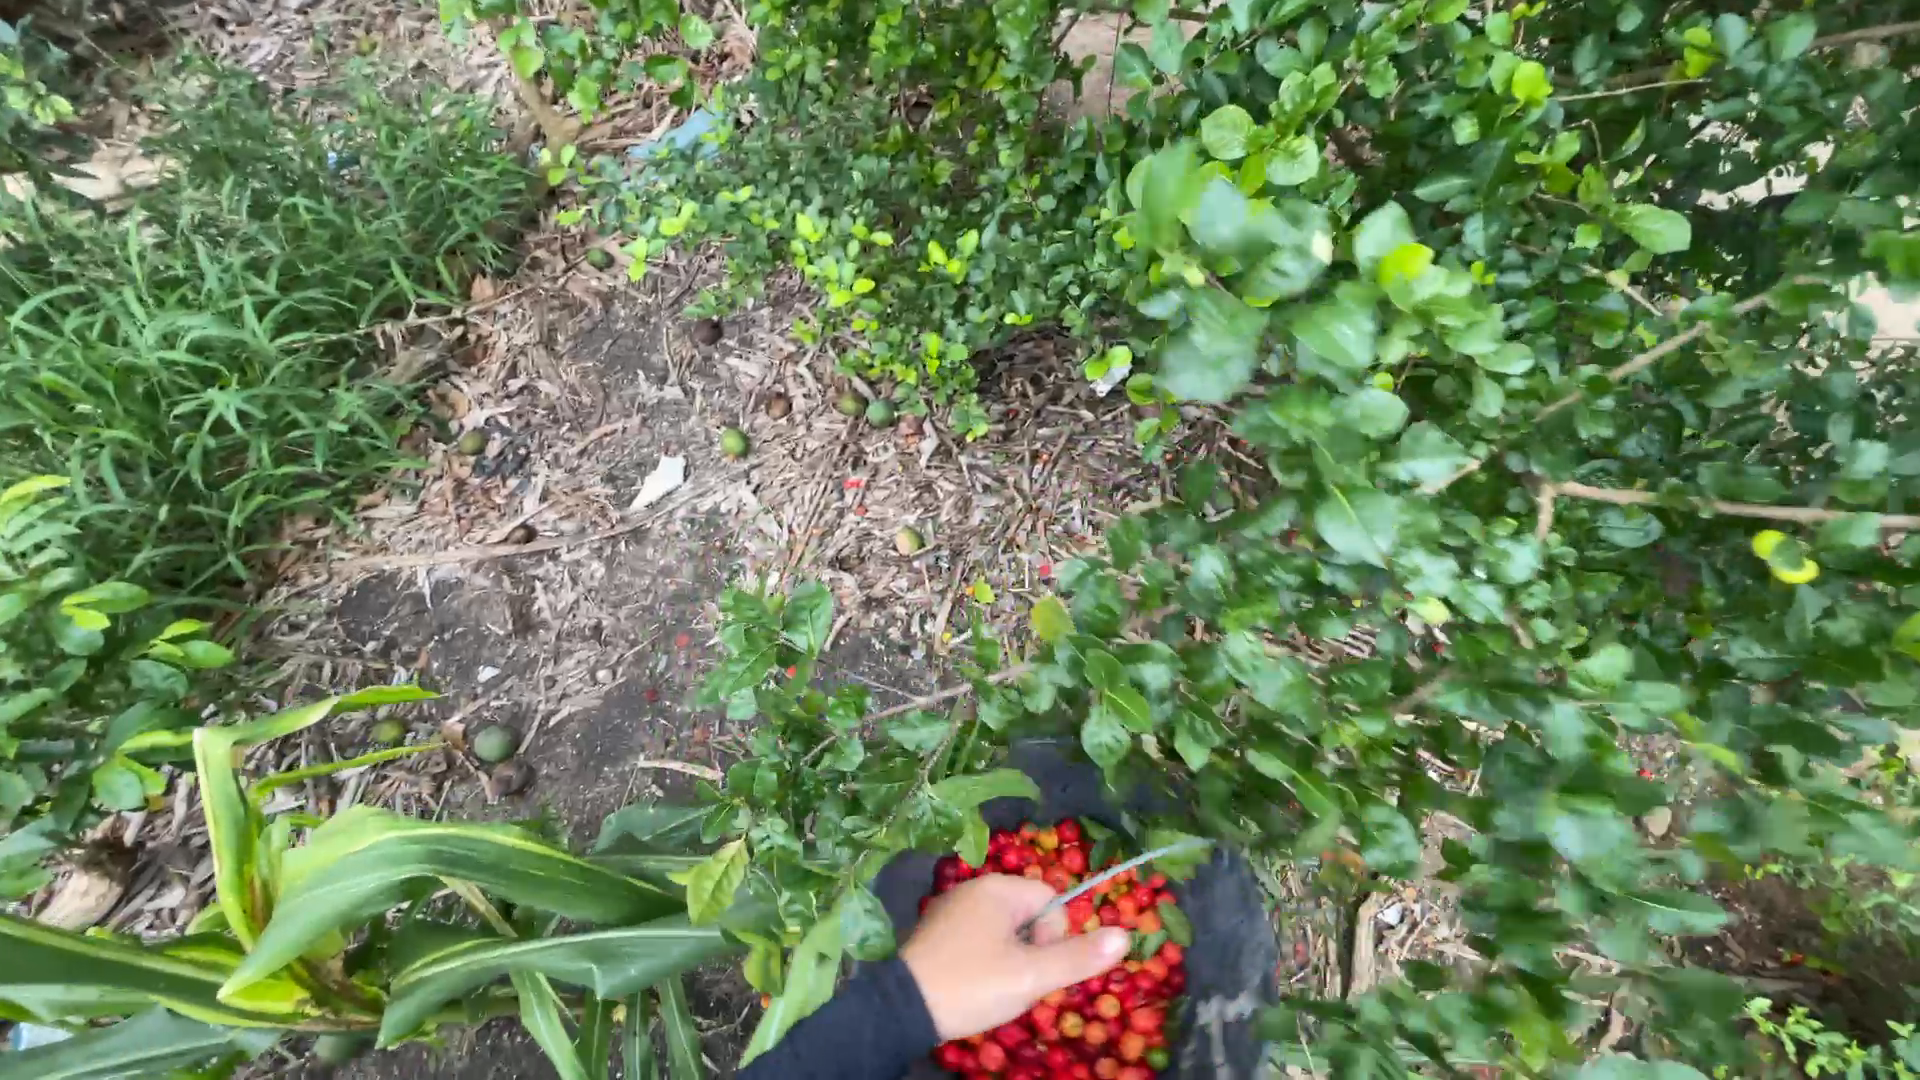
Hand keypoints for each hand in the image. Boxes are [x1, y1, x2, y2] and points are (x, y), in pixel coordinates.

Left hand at [899, 872, 1130, 1040]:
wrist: (903, 1006)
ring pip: (1005, 928)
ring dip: (1012, 957)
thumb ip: (1078, 957)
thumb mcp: (1030, 976)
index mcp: (999, 888)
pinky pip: (981, 935)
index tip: (1036, 968)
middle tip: (1017, 982)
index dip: (1054, 936)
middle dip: (1033, 950)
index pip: (1050, 900)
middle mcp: (977, 886)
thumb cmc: (972, 984)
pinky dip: (987, 957)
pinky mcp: (940, 928)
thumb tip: (1125, 935)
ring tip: (996, 987)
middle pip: (1028, 913)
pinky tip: (976, 983)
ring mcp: (955, 906)